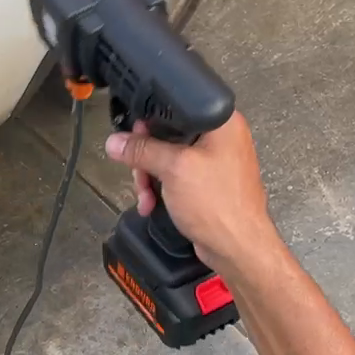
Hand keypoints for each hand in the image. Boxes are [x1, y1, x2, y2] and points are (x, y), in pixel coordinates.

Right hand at [104, 112, 279, 273]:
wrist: (236, 247)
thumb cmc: (220, 206)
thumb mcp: (174, 169)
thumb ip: (142, 151)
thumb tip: (117, 142)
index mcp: (222, 123)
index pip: (177, 108)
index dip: (151, 122)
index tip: (134, 136)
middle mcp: (220, 140)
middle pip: (168, 137)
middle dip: (147, 160)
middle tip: (140, 173)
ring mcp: (214, 164)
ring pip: (168, 161)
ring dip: (150, 179)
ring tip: (146, 197)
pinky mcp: (207, 186)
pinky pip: (176, 179)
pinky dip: (161, 191)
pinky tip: (153, 204)